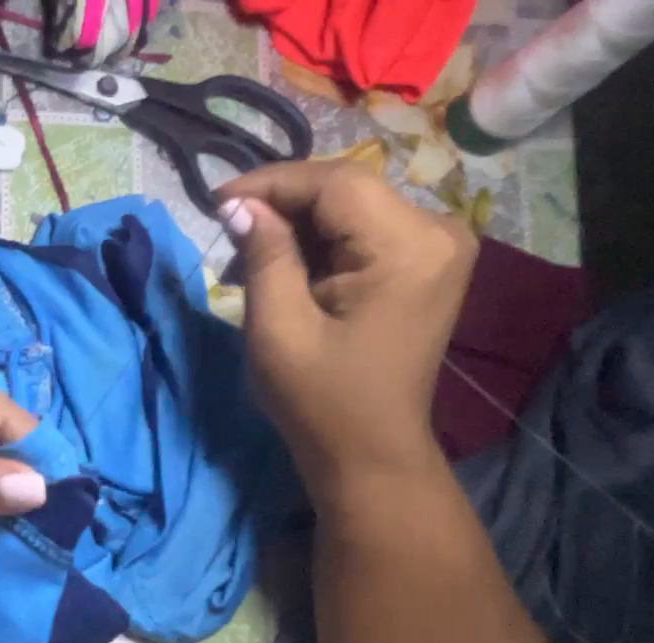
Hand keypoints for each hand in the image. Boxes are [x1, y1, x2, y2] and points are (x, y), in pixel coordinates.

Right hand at [216, 161, 477, 499]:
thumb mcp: (278, 328)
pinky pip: (363, 232)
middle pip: (346, 191)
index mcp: (409, 246)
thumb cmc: (319, 399)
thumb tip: (238, 206)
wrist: (368, 450)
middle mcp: (438, 231)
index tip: (215, 200)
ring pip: (351, 209)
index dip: (271, 183)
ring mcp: (437, 245)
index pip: (335, 183)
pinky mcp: (425, 262)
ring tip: (246, 260)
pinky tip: (282, 268)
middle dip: (281, 206)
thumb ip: (264, 257)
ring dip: (295, 226)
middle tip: (225, 234)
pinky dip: (318, 243)